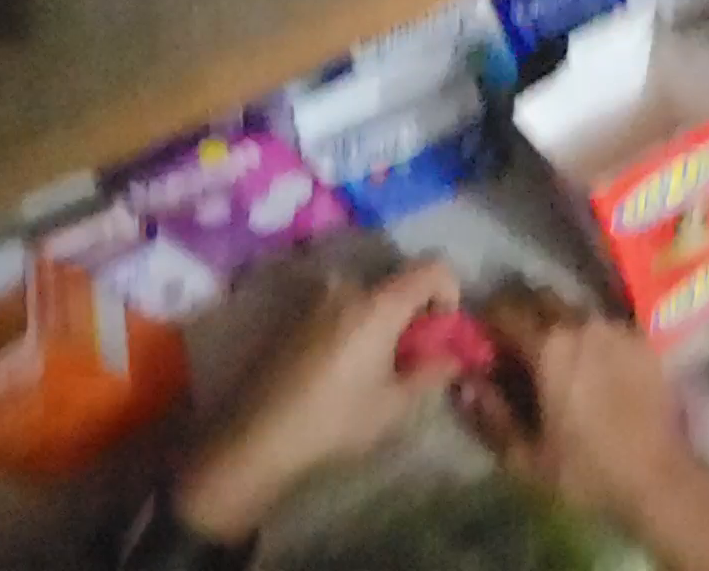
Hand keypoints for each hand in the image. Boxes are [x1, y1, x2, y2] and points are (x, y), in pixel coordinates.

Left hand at [176, 262, 462, 542]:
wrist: (253, 441)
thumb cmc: (334, 421)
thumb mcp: (395, 406)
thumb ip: (433, 373)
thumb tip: (455, 357)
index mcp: (379, 303)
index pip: (433, 267)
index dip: (449, 291)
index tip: (442, 328)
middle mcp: (349, 287)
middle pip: (399, 281)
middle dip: (414, 311)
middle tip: (410, 353)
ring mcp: (318, 297)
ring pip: (369, 294)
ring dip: (383, 318)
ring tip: (375, 362)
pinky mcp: (295, 313)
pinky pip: (341, 304)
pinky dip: (355, 322)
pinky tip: (342, 365)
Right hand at [458, 317, 693, 524]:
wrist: (659, 477)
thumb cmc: (587, 470)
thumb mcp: (526, 457)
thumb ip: (490, 415)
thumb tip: (465, 381)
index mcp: (548, 345)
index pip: (505, 310)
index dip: (488, 319)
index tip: (483, 336)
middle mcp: (581, 322)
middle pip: (541, 297)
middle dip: (523, 310)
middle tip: (516, 339)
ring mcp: (615, 326)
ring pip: (575, 307)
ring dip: (558, 320)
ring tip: (557, 352)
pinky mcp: (642, 337)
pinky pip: (606, 323)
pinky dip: (591, 334)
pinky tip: (594, 361)